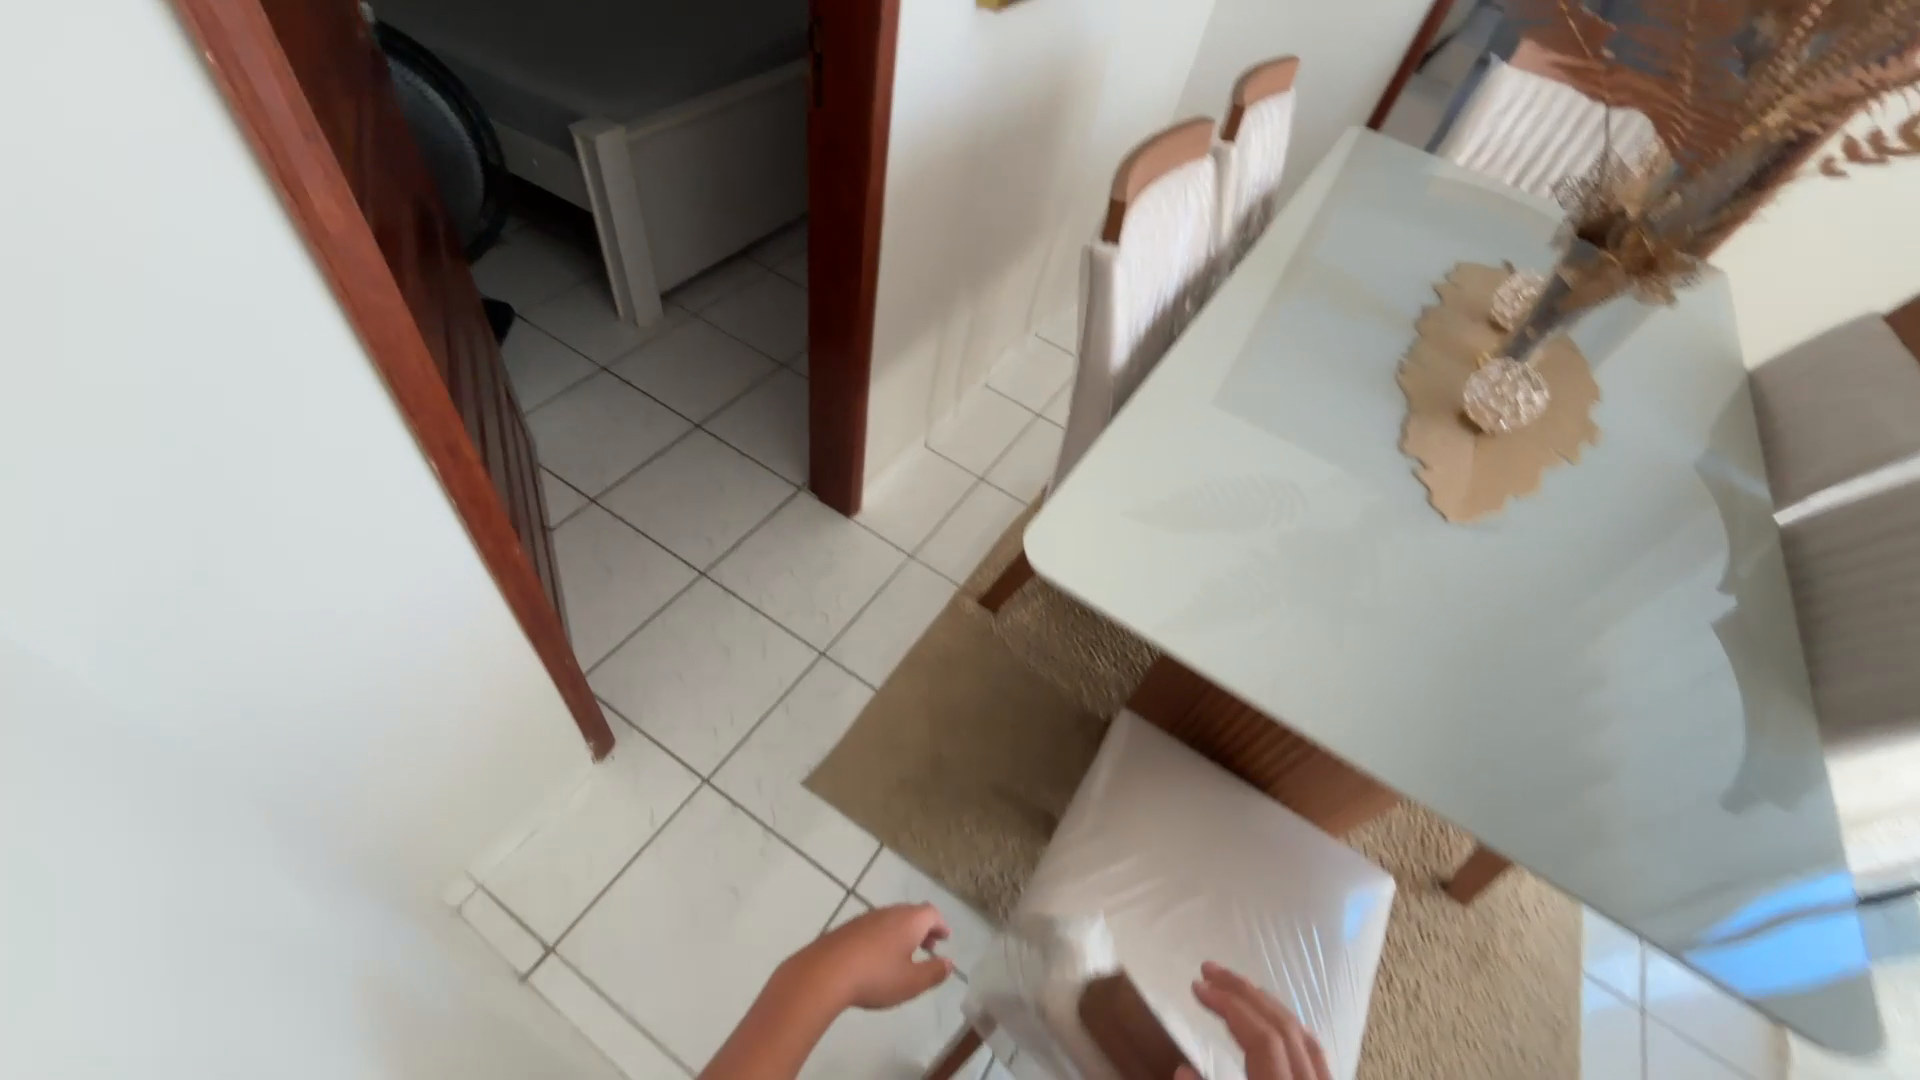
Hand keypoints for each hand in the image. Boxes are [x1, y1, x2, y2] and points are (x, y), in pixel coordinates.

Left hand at [788, 903, 954, 1010]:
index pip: (931, 914)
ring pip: (892, 920)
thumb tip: (949, 963)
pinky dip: (884, 937)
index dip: (940, 925)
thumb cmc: (875, 977)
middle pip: (912, 913)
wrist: (825, 972)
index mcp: (909, 921)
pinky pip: (874, 927)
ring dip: (903, 933)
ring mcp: (866, 918)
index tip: (945, 938)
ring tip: (904, 954)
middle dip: (923, 929)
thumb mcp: (911, 982)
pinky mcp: (848, 928)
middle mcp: (889, 912)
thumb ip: (933, 972)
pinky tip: (877, 957)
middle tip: (929, 946)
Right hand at [1174, 962, 1330, 1079]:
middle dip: (1243, 992)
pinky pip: (1314, 1050)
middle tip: (1209, 969)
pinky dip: (1289, 1024)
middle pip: (1281, 1026)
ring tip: (1235, 985)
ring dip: (1265, 1002)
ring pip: (1302, 1034)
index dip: (1229, 1006)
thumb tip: (1182, 1068)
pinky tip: (1272, 1017)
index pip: (1261, 1037)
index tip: (1197, 985)